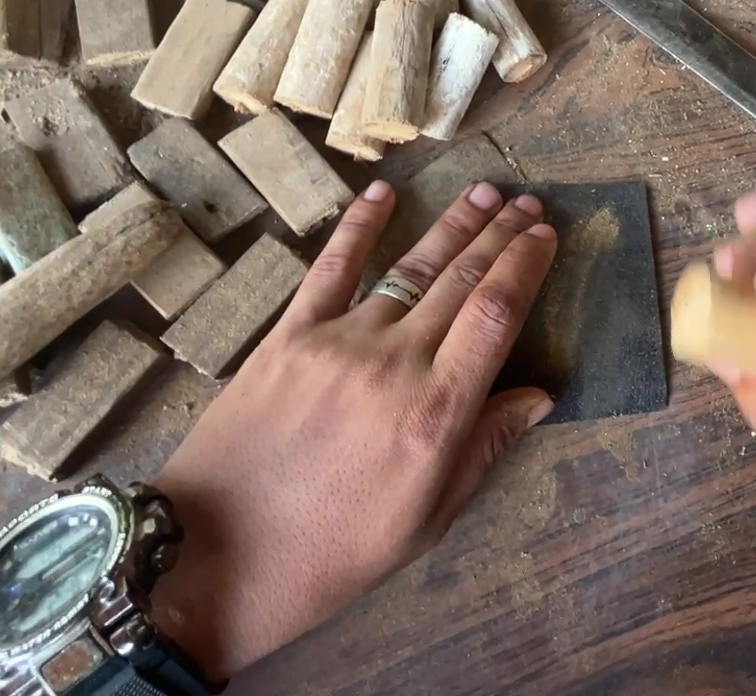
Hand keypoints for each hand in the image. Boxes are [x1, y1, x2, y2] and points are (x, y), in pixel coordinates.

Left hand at [149, 179, 557, 678]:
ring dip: (454, 224)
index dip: (526, 264)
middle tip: (528, 203)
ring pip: (411, 267)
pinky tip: (383, 193)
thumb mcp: (428, 519)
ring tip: (485, 192)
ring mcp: (338, 342)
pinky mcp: (287, 335)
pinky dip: (359, 227)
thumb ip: (487, 447)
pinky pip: (330, 269)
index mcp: (437, 411)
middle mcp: (395, 362)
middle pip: (462, 278)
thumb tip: (541, 395)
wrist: (210, 563)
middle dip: (502, 234)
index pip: (497, 312)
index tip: (545, 235)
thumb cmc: (334, 553)